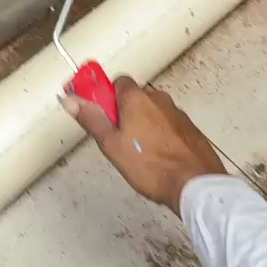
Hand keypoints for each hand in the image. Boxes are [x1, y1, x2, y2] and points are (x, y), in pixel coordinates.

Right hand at [62, 75, 226, 210]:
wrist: (195, 185)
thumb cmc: (150, 165)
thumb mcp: (111, 145)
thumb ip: (91, 119)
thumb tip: (70, 100)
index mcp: (136, 97)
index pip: (116, 81)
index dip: (105, 95)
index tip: (99, 112)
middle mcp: (158, 98)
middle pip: (134, 96)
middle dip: (123, 112)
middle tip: (116, 137)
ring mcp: (177, 113)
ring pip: (152, 111)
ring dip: (143, 123)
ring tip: (138, 151)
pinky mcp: (190, 129)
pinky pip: (168, 124)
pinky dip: (160, 134)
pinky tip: (157, 156)